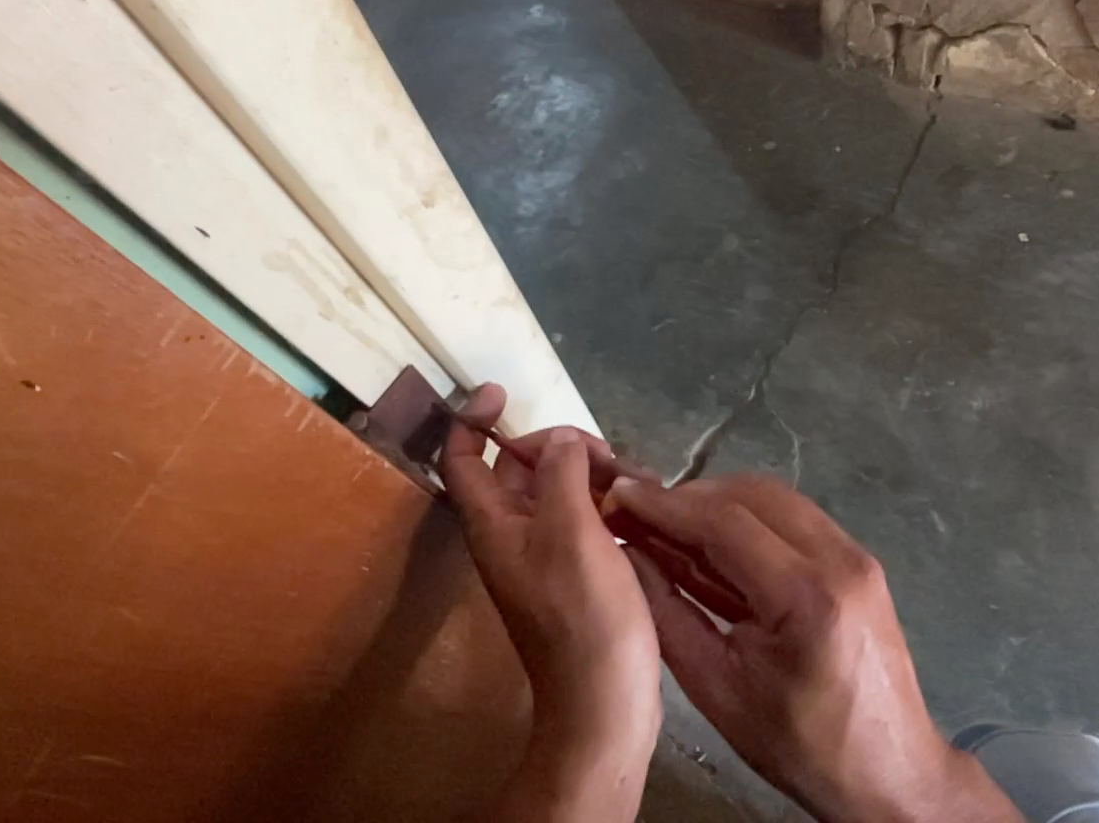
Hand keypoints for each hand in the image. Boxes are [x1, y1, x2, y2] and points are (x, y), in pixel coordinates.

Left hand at [442, 385, 659, 821]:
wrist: (604, 706)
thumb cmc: (584, 618)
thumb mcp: (571, 533)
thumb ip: (560, 474)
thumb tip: (558, 438)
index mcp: (493, 522)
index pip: (462, 457)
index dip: (472, 418)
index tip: (501, 391)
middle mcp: (509, 532)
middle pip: (518, 466)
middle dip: (557, 446)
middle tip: (604, 454)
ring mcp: (541, 552)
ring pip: (554, 487)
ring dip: (587, 472)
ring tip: (631, 479)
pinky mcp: (572, 569)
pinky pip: (578, 515)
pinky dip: (601, 500)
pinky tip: (636, 505)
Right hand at [603, 476, 1019, 822]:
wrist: (894, 778)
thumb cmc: (798, 746)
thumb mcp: (716, 689)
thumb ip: (666, 613)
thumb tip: (626, 553)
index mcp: (808, 598)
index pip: (721, 522)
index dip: (662, 504)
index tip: (615, 496)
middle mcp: (839, 559)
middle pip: (744, 495)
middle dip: (682, 497)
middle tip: (635, 513)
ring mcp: (855, 554)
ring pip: (766, 495)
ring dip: (710, 501)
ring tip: (666, 525)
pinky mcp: (855, 557)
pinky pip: (786, 513)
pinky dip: (740, 514)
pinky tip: (708, 540)